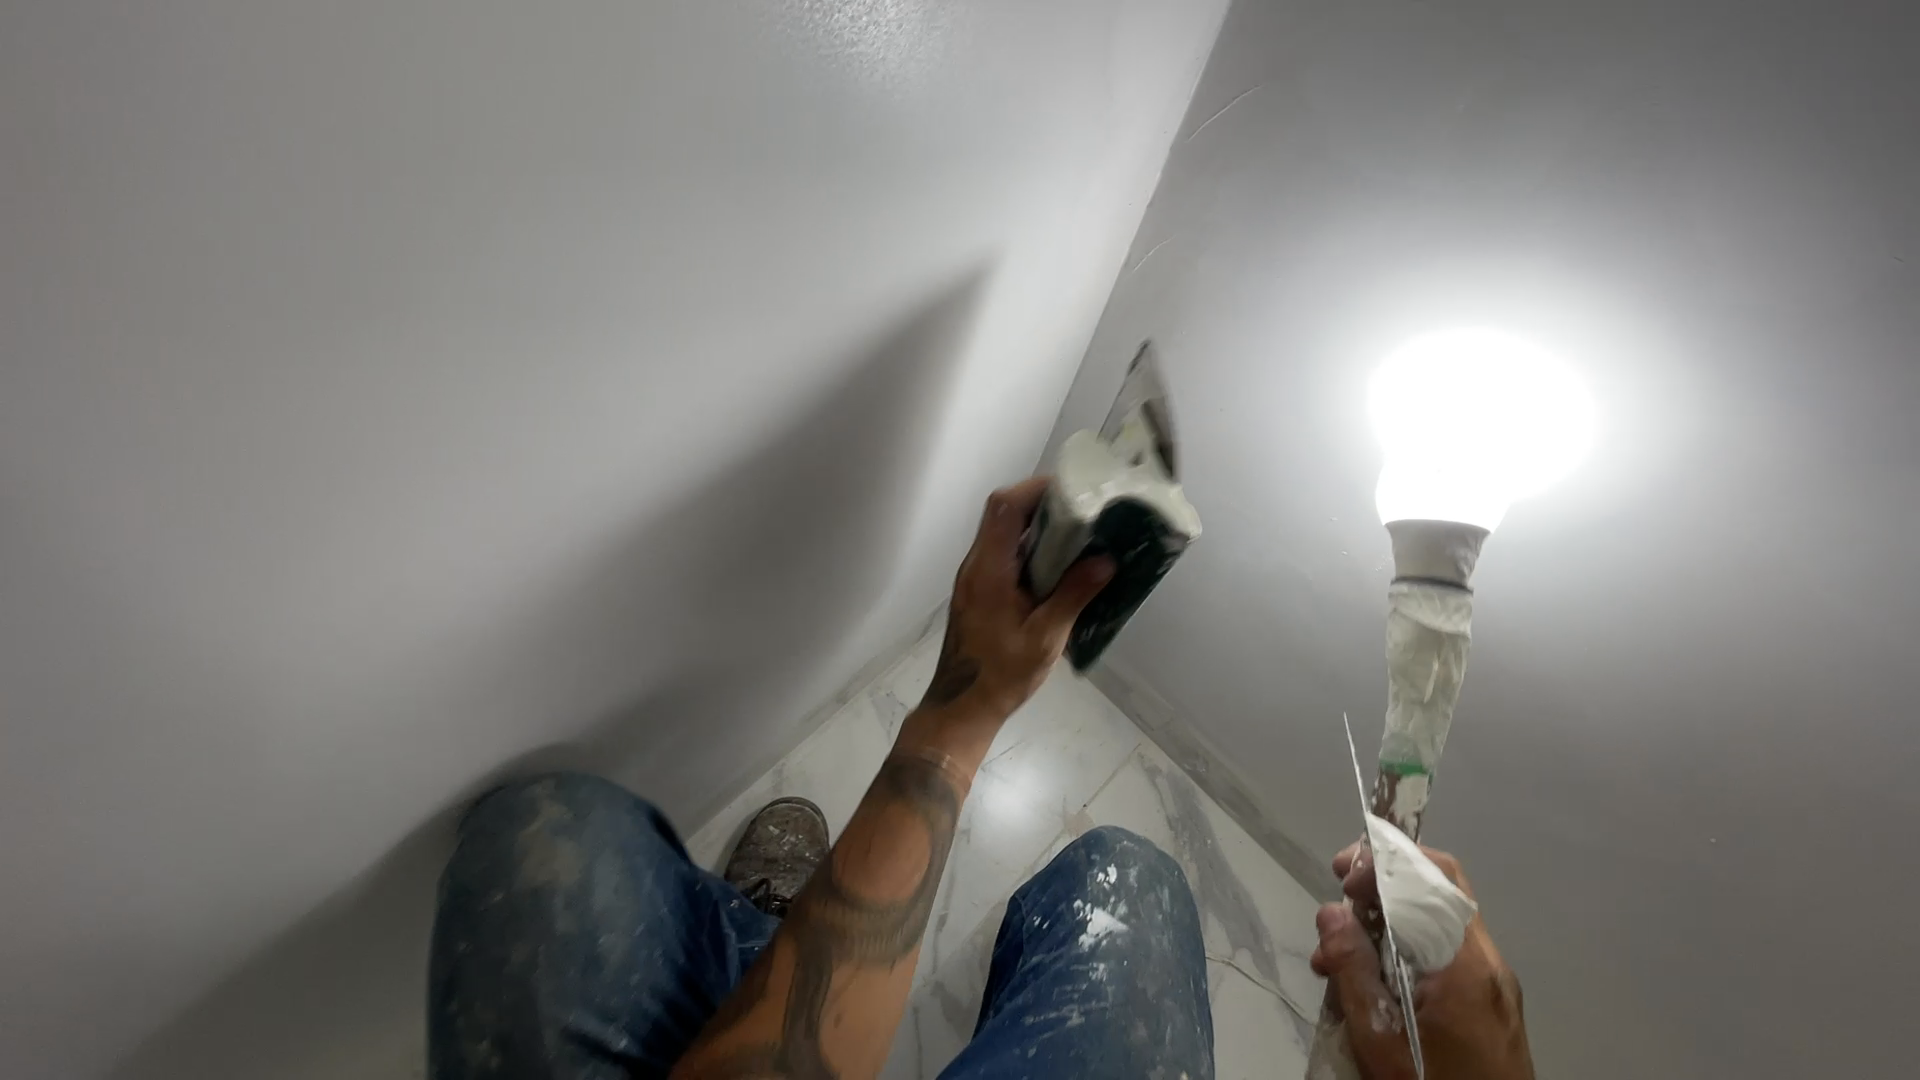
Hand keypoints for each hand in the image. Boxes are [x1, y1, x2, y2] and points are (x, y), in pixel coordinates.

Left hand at [917, 476, 1112, 722]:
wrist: (963, 705)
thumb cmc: (1002, 675)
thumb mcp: (1045, 638)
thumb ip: (1073, 596)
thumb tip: (1106, 561)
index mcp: (989, 571)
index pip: (1004, 508)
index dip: (1036, 490)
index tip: (1072, 492)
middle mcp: (976, 565)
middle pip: (1003, 514)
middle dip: (1042, 504)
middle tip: (1082, 512)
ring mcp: (974, 577)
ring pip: (1003, 532)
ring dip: (1036, 526)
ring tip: (1078, 534)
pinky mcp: (979, 589)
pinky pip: (1003, 554)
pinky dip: (1029, 548)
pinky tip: (1058, 565)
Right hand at [1312, 841, 1533, 1079]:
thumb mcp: (1381, 1039)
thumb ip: (1354, 970)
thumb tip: (1331, 911)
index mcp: (1466, 967)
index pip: (1433, 877)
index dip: (1383, 860)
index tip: (1342, 876)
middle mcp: (1488, 965)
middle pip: (1437, 891)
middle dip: (1380, 883)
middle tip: (1339, 902)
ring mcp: (1494, 986)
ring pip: (1434, 923)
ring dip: (1384, 921)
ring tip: (1338, 956)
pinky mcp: (1490, 1006)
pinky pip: (1442, 954)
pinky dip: (1403, 948)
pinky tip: (1370, 981)